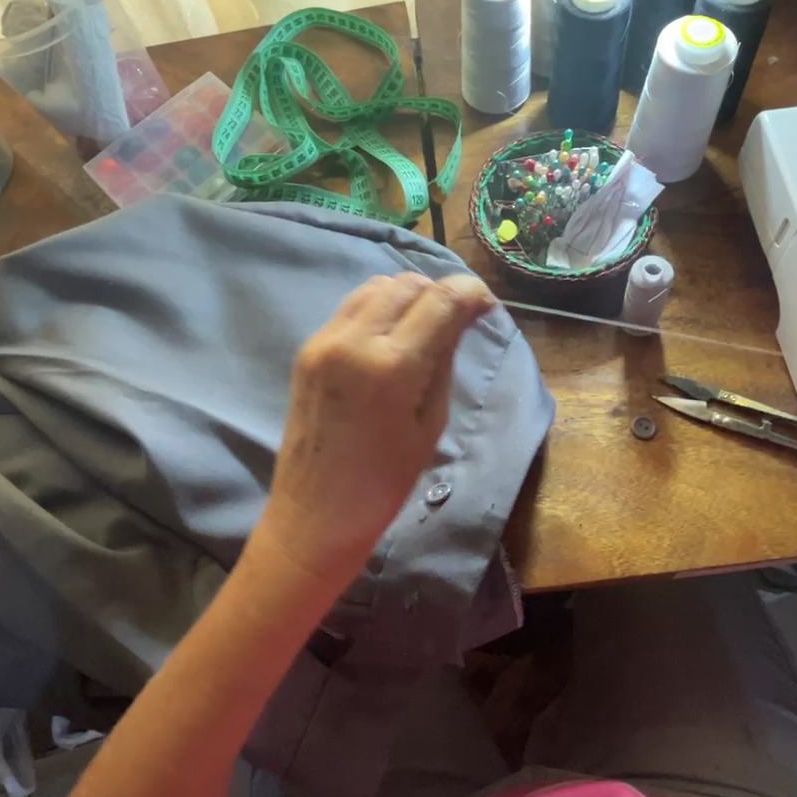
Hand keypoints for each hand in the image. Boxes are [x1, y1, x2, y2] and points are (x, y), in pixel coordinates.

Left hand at [258, 272, 494, 589]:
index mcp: (393, 366)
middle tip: (457, 320)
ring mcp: (325, 340)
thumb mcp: (431, 423)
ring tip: (424, 326)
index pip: (442, 300)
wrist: (316, 513)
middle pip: (409, 284)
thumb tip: (460, 318)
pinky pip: (352, 306)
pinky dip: (379, 308)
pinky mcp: (308, 348)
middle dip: (440, 293)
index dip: (473, 294)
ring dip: (408, 296)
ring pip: (377, 286)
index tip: (488, 307)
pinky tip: (391, 337)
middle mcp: (354, 340)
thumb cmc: (386, 482)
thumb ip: (444, 361)